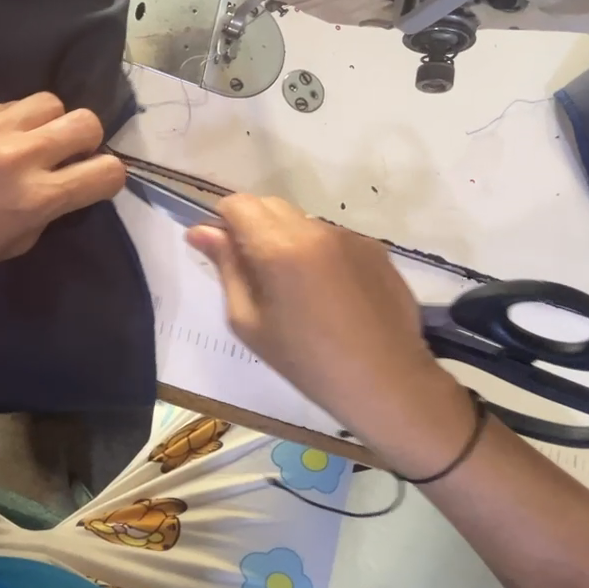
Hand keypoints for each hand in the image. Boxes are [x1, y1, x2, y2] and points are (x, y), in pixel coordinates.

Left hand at [0, 92, 127, 287]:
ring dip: (47, 122)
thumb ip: (52, 208)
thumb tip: (71, 180)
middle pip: (87, 122)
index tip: (90, 180)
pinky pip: (6, 103)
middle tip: (62, 154)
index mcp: (38, 197)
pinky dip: (7, 120)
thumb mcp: (19, 242)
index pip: (108, 170)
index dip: (107, 176)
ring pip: (49, 101)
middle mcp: (20, 155)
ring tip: (26, 139)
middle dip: (84, 140)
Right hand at [186, 195, 474, 472]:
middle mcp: (315, 230)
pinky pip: (330, 237)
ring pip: (300, 221)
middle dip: (251, 226)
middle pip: (269, 205)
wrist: (388, 383)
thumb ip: (226, 267)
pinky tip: (326, 292)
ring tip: (292, 287)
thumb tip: (200, 232)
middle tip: (252, 272)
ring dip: (284, 239)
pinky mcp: (375, 250)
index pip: (238, 204)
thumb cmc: (306, 361)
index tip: (222, 251)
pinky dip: (316, 252)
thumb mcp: (248, 320)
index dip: (222, 221)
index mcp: (279, 248)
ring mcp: (350, 237)